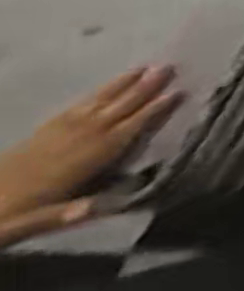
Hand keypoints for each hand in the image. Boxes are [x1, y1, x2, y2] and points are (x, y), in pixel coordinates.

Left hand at [0, 65, 181, 247]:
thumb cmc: (7, 219)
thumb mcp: (30, 224)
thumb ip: (63, 214)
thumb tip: (102, 206)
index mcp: (82, 159)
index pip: (127, 129)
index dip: (154, 110)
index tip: (179, 91)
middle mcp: (74, 141)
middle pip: (115, 110)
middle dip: (142, 89)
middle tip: (168, 67)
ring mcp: (54, 135)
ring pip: (95, 105)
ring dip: (121, 86)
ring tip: (143, 67)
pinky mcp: (38, 135)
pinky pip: (71, 110)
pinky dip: (93, 96)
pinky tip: (104, 90)